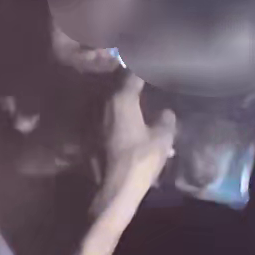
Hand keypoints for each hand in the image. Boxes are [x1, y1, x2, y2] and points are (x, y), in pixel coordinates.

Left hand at [94, 76, 175, 223]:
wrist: (114, 189)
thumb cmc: (140, 160)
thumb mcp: (162, 140)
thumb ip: (166, 121)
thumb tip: (166, 113)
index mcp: (121, 98)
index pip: (133, 73)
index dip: (144, 67)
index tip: (152, 64)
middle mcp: (103, 104)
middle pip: (117, 85)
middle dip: (130, 83)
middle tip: (145, 82)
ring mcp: (93, 120)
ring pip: (109, 103)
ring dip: (122, 101)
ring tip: (136, 102)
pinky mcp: (88, 136)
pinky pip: (105, 119)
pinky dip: (115, 118)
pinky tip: (126, 124)